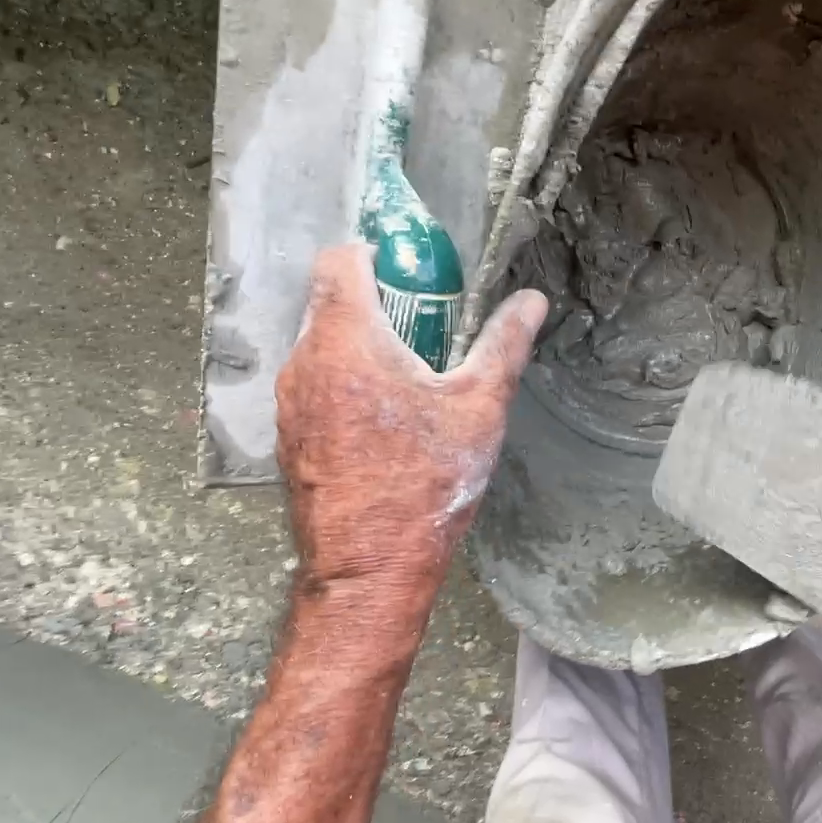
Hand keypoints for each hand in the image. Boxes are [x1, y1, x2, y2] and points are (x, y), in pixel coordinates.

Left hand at [275, 244, 546, 601]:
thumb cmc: (426, 481)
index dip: (376, 255)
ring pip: (324, 345)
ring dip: (365, 346)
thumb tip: (531, 301)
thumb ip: (504, 345)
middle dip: (382, 303)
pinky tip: (387, 423)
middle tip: (431, 334)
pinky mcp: (290, 435)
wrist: (369, 567)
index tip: (416, 276)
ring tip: (414, 383)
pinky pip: (316, 384)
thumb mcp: (480, 407)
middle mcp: (305, 362)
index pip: (340, 261)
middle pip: (332, 301)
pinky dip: (348, 382)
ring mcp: (290, 402)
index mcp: (347, 341)